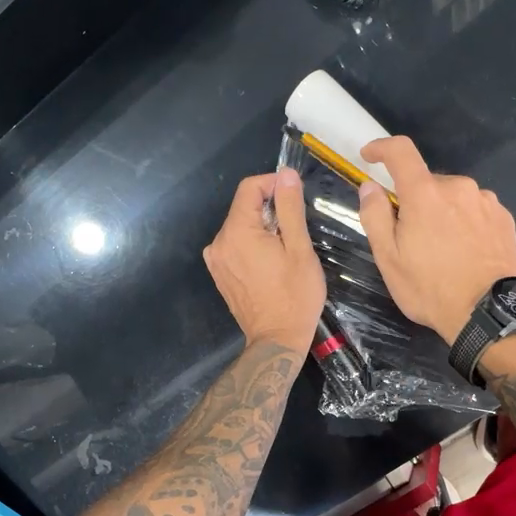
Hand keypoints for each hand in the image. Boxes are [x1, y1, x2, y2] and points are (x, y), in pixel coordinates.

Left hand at [204, 168, 325, 352]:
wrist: (276, 340)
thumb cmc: (295, 296)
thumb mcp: (300, 249)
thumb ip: (290, 208)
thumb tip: (285, 175)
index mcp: (237, 232)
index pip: (249, 188)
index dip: (273, 184)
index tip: (294, 195)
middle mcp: (219, 242)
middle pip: (243, 208)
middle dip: (269, 210)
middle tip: (295, 230)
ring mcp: (216, 261)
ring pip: (239, 227)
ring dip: (261, 229)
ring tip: (285, 249)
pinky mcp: (219, 275)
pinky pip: (235, 247)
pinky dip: (251, 245)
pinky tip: (269, 263)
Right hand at [356, 136, 515, 343]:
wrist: (486, 313)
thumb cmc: (429, 288)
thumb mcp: (389, 259)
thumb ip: (375, 216)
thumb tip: (370, 187)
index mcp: (425, 193)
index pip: (400, 152)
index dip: (382, 148)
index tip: (370, 156)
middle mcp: (458, 186)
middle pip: (428, 182)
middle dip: (415, 201)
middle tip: (410, 237)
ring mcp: (485, 201)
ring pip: (453, 197)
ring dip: (442, 213)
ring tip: (442, 250)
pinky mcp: (504, 218)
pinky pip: (475, 210)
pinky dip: (464, 223)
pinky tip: (465, 252)